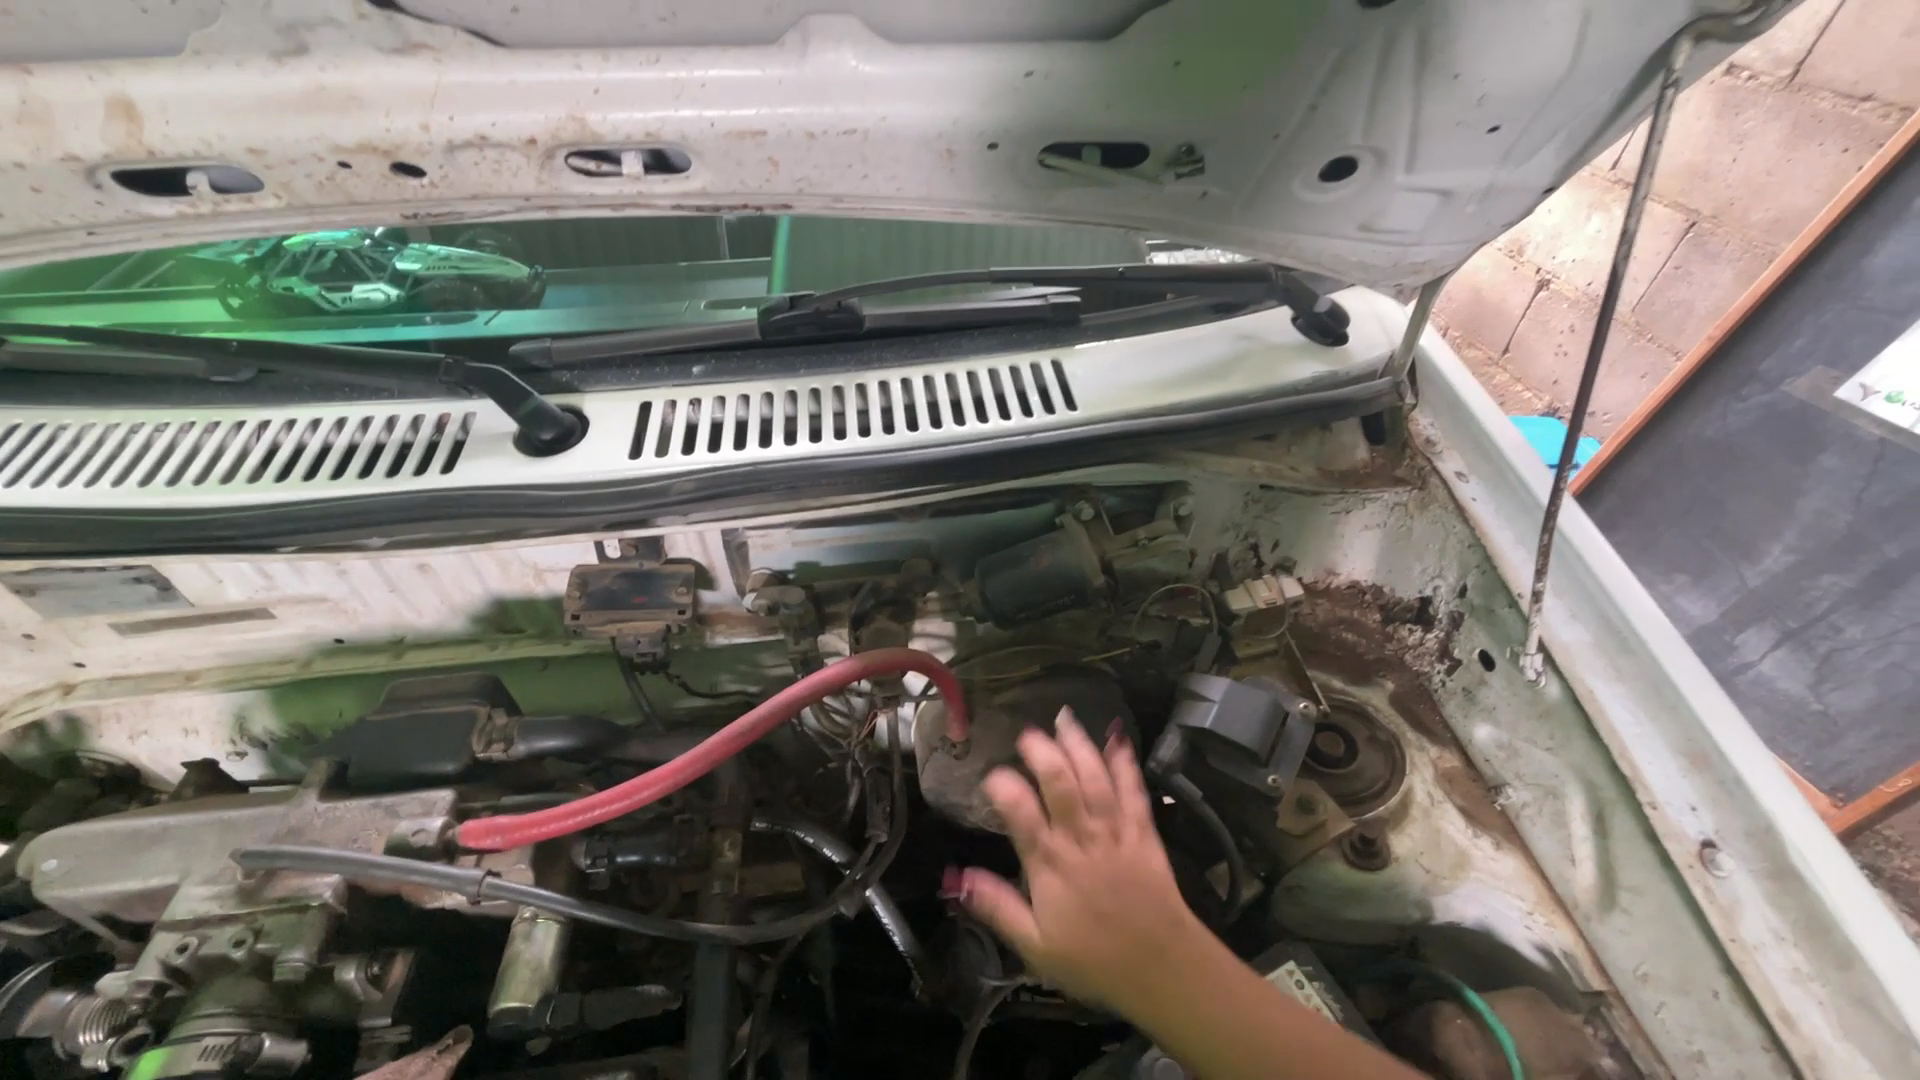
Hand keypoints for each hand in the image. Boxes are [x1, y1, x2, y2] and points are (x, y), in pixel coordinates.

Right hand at [955, 707, 1205, 1012]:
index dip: (1004, 788)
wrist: (1161, 969)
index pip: (1021, 815)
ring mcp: (1115, 832)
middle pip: (1061, 785)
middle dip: (1043, 753)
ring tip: (1064, 720)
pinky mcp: (1144, 832)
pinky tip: (1117, 739)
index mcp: (1051, 865)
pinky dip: (1125, 764)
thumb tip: (959, 877)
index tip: (991, 774)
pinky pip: (1134, 792)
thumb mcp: (1035, 947)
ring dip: (1080, 747)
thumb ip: (998, 908)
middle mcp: (1081, 840)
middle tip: (1027, 733)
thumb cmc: (1094, 960)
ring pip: (1095, 779)